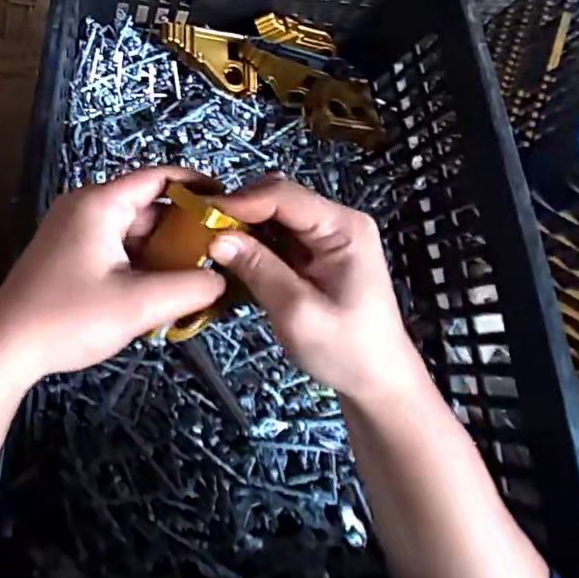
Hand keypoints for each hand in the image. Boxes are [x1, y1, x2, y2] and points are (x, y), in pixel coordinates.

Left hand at [0, 167, 224, 386]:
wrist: (5, 346)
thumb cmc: (70, 317)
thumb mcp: (138, 305)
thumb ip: (190, 288)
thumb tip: (222, 279)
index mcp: (101, 203)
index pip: (159, 177)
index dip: (196, 185)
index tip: (228, 202)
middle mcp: (86, 206)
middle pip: (146, 205)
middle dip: (183, 227)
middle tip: (218, 249)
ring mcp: (73, 228)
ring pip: (131, 228)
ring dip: (162, 248)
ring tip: (195, 272)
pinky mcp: (68, 250)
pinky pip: (115, 244)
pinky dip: (139, 259)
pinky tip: (158, 286)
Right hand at [209, 178, 428, 403]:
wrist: (377, 381)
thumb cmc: (346, 351)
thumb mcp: (298, 313)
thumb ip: (259, 270)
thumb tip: (216, 238)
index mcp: (343, 227)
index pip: (284, 196)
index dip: (240, 202)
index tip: (201, 217)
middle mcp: (336, 221)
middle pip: (276, 197)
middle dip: (239, 211)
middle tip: (203, 233)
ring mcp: (325, 234)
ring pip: (272, 212)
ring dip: (243, 226)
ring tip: (212, 244)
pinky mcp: (314, 250)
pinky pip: (275, 232)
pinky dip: (252, 240)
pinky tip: (233, 257)